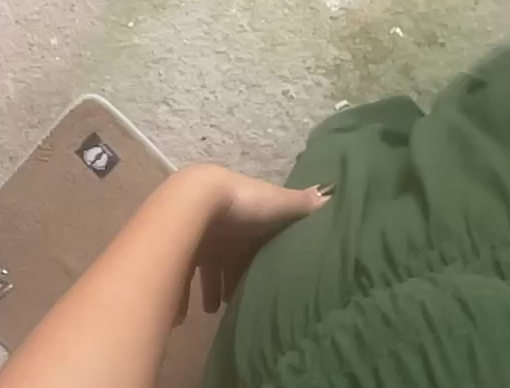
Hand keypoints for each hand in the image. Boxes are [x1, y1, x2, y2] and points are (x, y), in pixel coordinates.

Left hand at [176, 165, 328, 320]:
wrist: (198, 200)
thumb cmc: (243, 204)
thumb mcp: (277, 203)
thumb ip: (301, 204)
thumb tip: (332, 192)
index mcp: (246, 218)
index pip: (253, 244)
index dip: (256, 264)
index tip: (261, 287)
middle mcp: (223, 229)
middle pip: (227, 259)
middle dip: (230, 283)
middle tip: (235, 307)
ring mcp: (198, 239)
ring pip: (204, 270)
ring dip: (207, 291)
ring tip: (210, 313)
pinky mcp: (177, 252)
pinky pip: (179, 279)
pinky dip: (180, 298)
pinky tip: (180, 317)